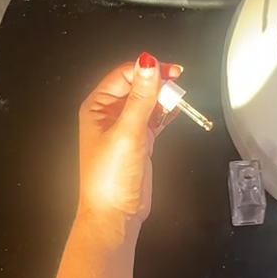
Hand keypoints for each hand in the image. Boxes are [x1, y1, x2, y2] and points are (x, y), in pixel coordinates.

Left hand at [75, 54, 181, 241]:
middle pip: (136, 86)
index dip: (146, 70)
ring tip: (179, 98)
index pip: (123, 76)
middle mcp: (109, 114)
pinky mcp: (140, 141)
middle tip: (178, 83)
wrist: (115, 215)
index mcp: (97, 107)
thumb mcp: (128, 131)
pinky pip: (154, 118)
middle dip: (157, 83)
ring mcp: (125, 128)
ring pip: (147, 101)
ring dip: (163, 97)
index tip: (171, 71)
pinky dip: (166, 113)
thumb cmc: (112, 175)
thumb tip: (149, 62)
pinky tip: (178, 109)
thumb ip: (141, 97)